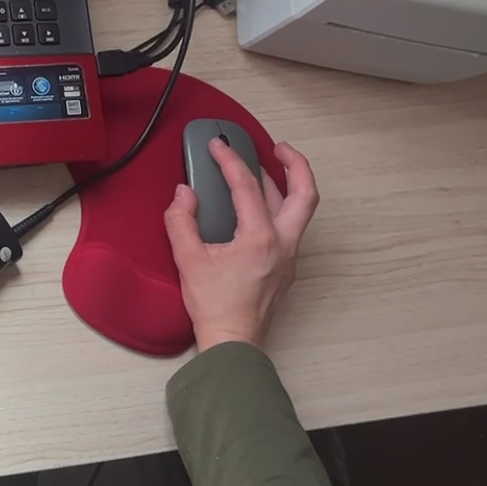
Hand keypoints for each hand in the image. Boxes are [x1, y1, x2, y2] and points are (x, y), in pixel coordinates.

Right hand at [163, 139, 319, 349]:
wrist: (234, 339)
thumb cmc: (213, 303)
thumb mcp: (187, 258)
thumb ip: (181, 221)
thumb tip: (184, 194)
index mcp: (260, 238)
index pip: (248, 187)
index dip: (230, 161)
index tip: (218, 146)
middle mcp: (283, 243)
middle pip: (305, 194)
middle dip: (295, 165)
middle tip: (278, 147)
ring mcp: (289, 256)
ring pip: (300, 210)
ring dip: (288, 185)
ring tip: (269, 170)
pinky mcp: (285, 267)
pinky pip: (291, 226)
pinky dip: (280, 206)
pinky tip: (261, 206)